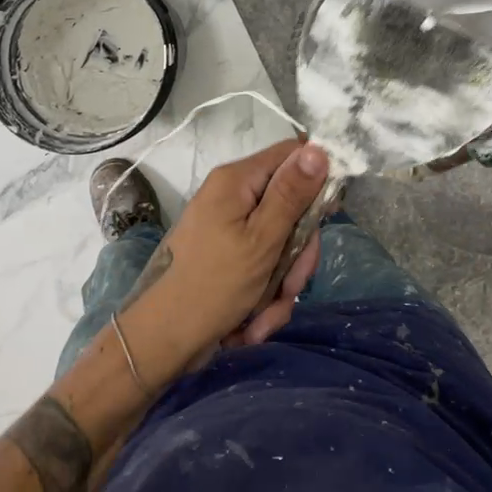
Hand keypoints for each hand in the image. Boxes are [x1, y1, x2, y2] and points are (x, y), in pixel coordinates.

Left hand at [118, 140, 329, 376]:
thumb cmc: (212, 286)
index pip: (291, 155)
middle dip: (297, 254)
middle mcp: (232, 197)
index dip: (316, 179)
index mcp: (236, 181)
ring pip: (281, 245)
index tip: (329, 214)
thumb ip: (291, 195)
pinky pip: (263, 268)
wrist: (162, 342)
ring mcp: (229, 229)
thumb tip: (318, 149)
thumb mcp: (262, 241)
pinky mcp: (229, 258)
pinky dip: (264, 297)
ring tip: (263, 315)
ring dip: (281, 285)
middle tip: (292, 285)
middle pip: (290, 208)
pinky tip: (252, 324)